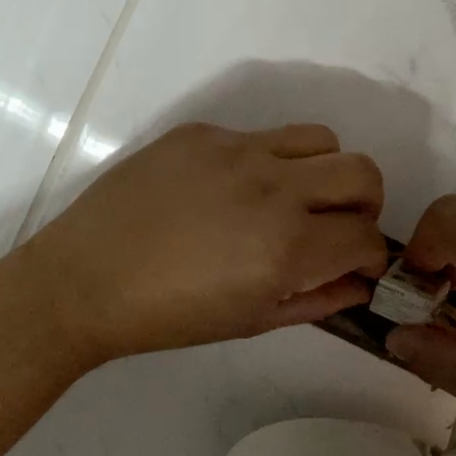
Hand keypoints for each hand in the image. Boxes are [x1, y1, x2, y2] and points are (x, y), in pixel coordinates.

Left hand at [4, 122, 388, 364]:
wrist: (84, 280)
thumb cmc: (166, 316)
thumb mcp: (250, 321)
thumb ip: (315, 299)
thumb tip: (357, 282)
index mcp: (287, 246)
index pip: (366, 236)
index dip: (371, 257)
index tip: (355, 266)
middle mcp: (273, 187)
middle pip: (362, 172)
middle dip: (363, 206)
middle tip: (334, 229)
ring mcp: (235, 150)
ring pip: (319, 138)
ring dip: (322, 172)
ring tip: (289, 200)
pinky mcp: (200, 133)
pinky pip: (258, 135)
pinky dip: (264, 162)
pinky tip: (225, 192)